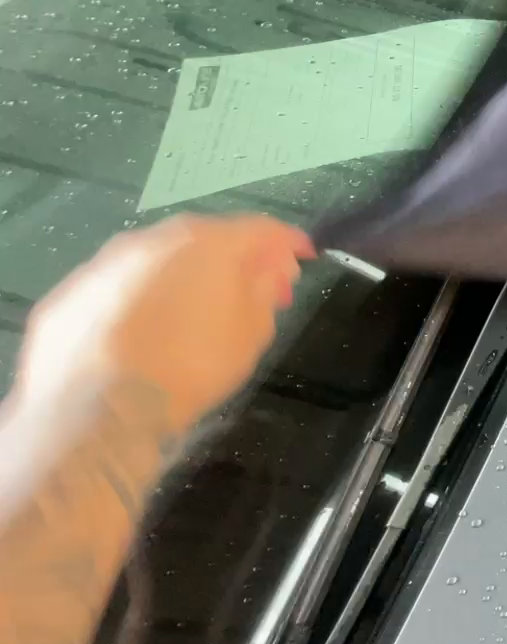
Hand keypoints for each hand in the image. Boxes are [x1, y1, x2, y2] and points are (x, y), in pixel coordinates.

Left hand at [16, 215, 313, 432]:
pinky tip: (152, 326)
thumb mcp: (256, 327)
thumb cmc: (194, 364)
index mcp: (208, 244)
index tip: (305, 257)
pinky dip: (145, 295)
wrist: (94, 414)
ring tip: (204, 307)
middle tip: (260, 287)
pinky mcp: (65, 298)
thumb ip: (264, 288)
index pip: (262, 228)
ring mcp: (100, 268)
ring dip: (189, 274)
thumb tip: (263, 272)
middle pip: (208, 237)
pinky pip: (120, 285)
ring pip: (159, 259)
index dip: (289, 242)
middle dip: (238, 258)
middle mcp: (151, 243)